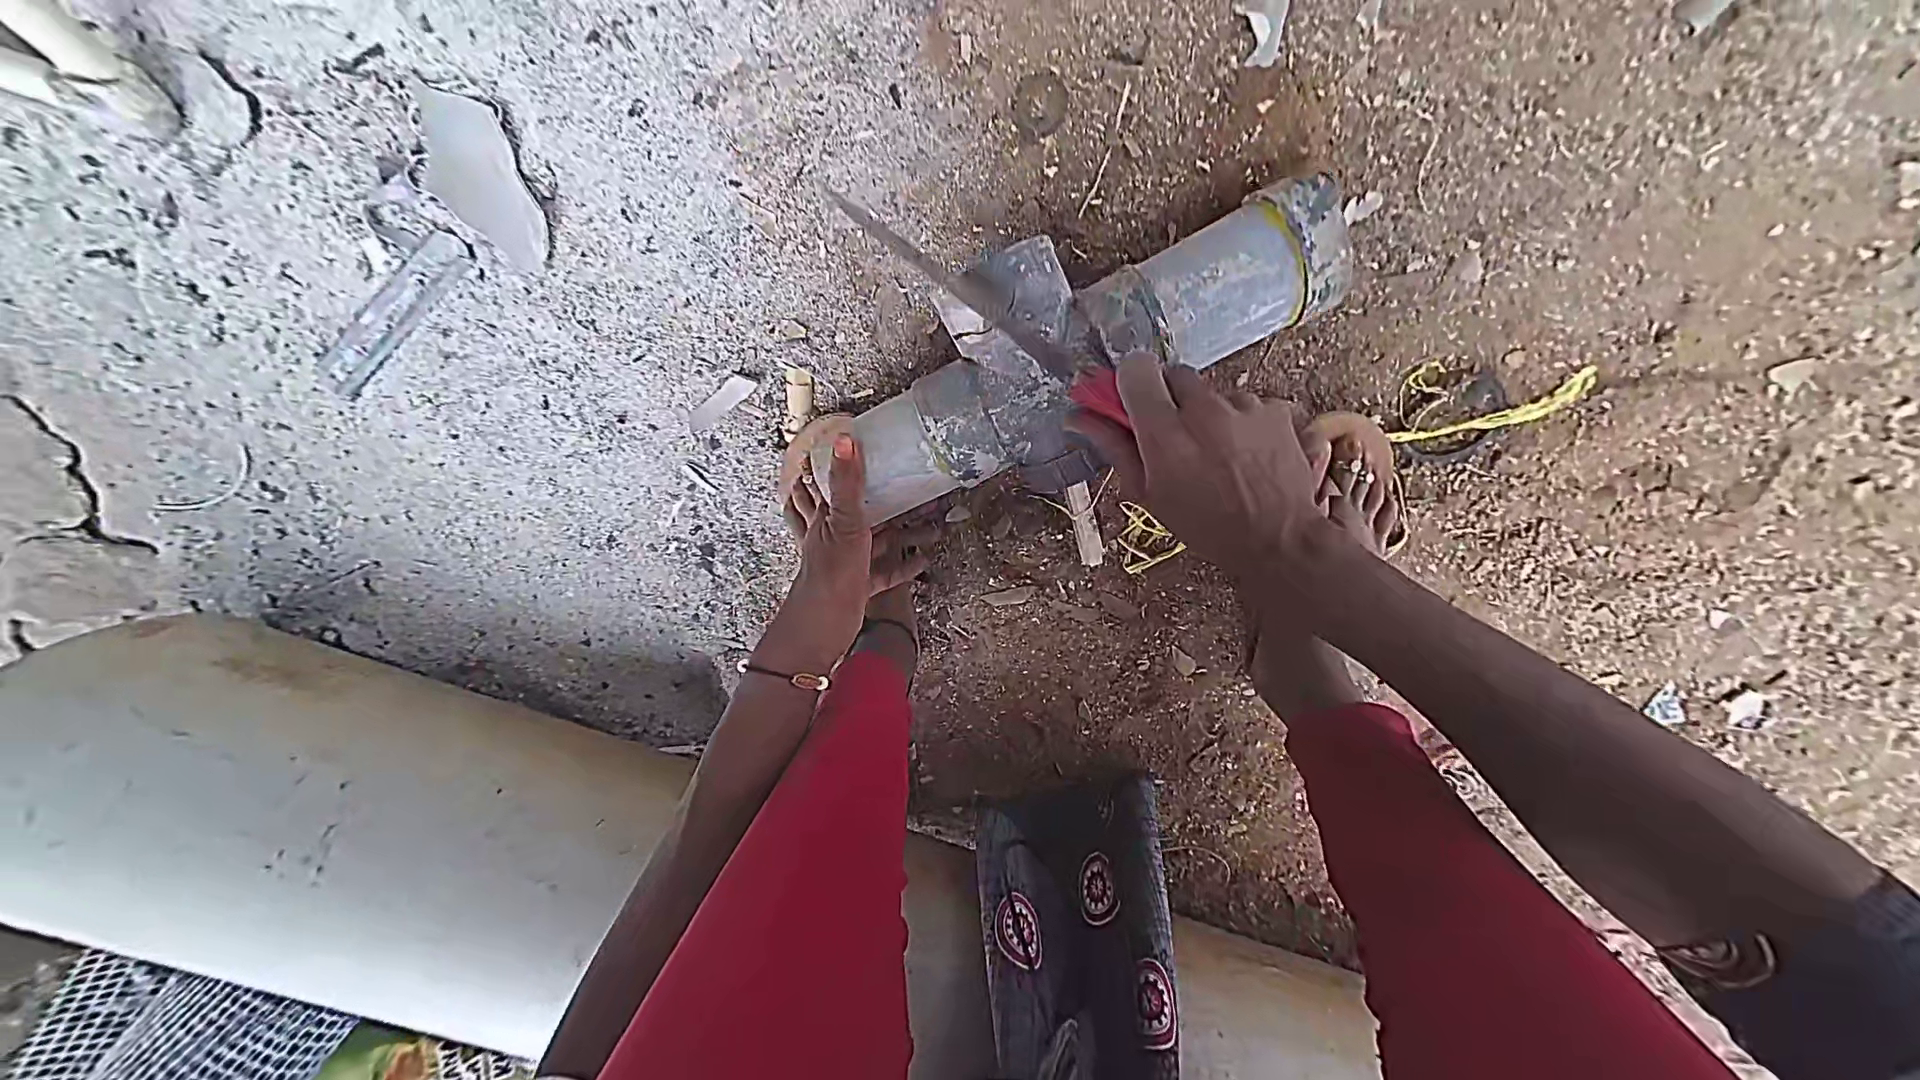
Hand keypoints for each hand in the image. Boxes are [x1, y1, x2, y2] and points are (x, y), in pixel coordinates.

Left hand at [775, 434, 934, 663]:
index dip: (836, 468)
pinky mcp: (862, 585)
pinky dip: (904, 564)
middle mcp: (835, 537)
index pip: (827, 486)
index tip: (852, 450)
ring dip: (900, 532)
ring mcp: (849, 562)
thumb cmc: (830, 575)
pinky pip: (886, 570)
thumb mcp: (843, 522)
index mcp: (826, 519)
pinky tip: (922, 559)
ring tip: (926, 521)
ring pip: (876, 540)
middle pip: (856, 512)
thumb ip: (847, 484)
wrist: (825, 627)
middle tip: (901, 485)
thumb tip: (846, 440)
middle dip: (877, 500)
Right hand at [1065, 351, 1331, 582]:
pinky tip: (1242, 453)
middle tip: (1171, 435)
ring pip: (1210, 391)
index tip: (1130, 403)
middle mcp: (1206, 410)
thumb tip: (1078, 417)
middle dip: (1167, 398)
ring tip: (1215, 453)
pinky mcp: (1276, 408)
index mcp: (1165, 433)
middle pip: (1173, 375)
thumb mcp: (1148, 493)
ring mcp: (1245, 405)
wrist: (1277, 539)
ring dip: (1205, 412)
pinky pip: (1243, 402)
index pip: (1137, 370)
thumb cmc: (1204, 524)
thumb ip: (1113, 446)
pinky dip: (1238, 420)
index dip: (1130, 383)